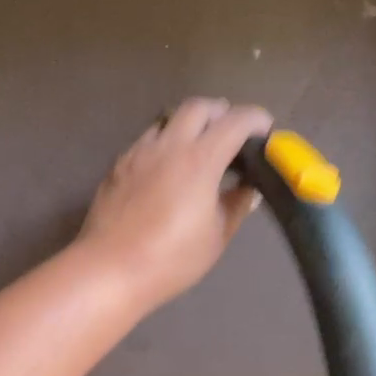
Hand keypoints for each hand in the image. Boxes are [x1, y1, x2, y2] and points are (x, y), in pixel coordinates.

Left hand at [75, 97, 272, 310]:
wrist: (109, 268)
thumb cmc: (171, 258)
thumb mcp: (215, 236)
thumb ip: (235, 205)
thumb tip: (248, 189)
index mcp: (199, 159)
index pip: (234, 121)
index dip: (255, 119)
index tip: (265, 129)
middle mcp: (168, 145)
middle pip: (197, 107)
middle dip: (220, 112)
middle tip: (232, 132)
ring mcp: (138, 152)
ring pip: (167, 120)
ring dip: (188, 124)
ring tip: (199, 148)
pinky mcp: (118, 165)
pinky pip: (146, 140)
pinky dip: (164, 143)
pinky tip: (167, 168)